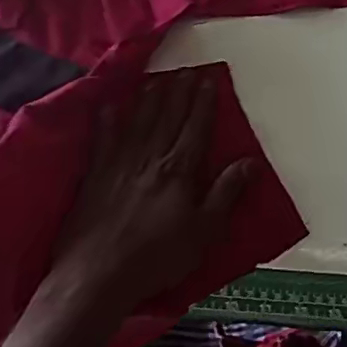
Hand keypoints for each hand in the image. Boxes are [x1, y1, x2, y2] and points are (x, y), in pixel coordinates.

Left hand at [50, 68, 254, 317]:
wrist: (96, 276)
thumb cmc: (157, 258)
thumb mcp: (203, 231)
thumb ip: (226, 193)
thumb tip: (251, 161)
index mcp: (179, 171)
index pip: (196, 128)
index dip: (204, 103)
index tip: (208, 80)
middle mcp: (150, 158)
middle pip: (167, 118)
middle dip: (179, 92)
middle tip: (185, 70)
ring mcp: (119, 165)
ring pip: (137, 122)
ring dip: (148, 99)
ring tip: (156, 80)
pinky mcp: (95, 177)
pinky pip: (102, 141)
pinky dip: (106, 122)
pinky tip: (108, 106)